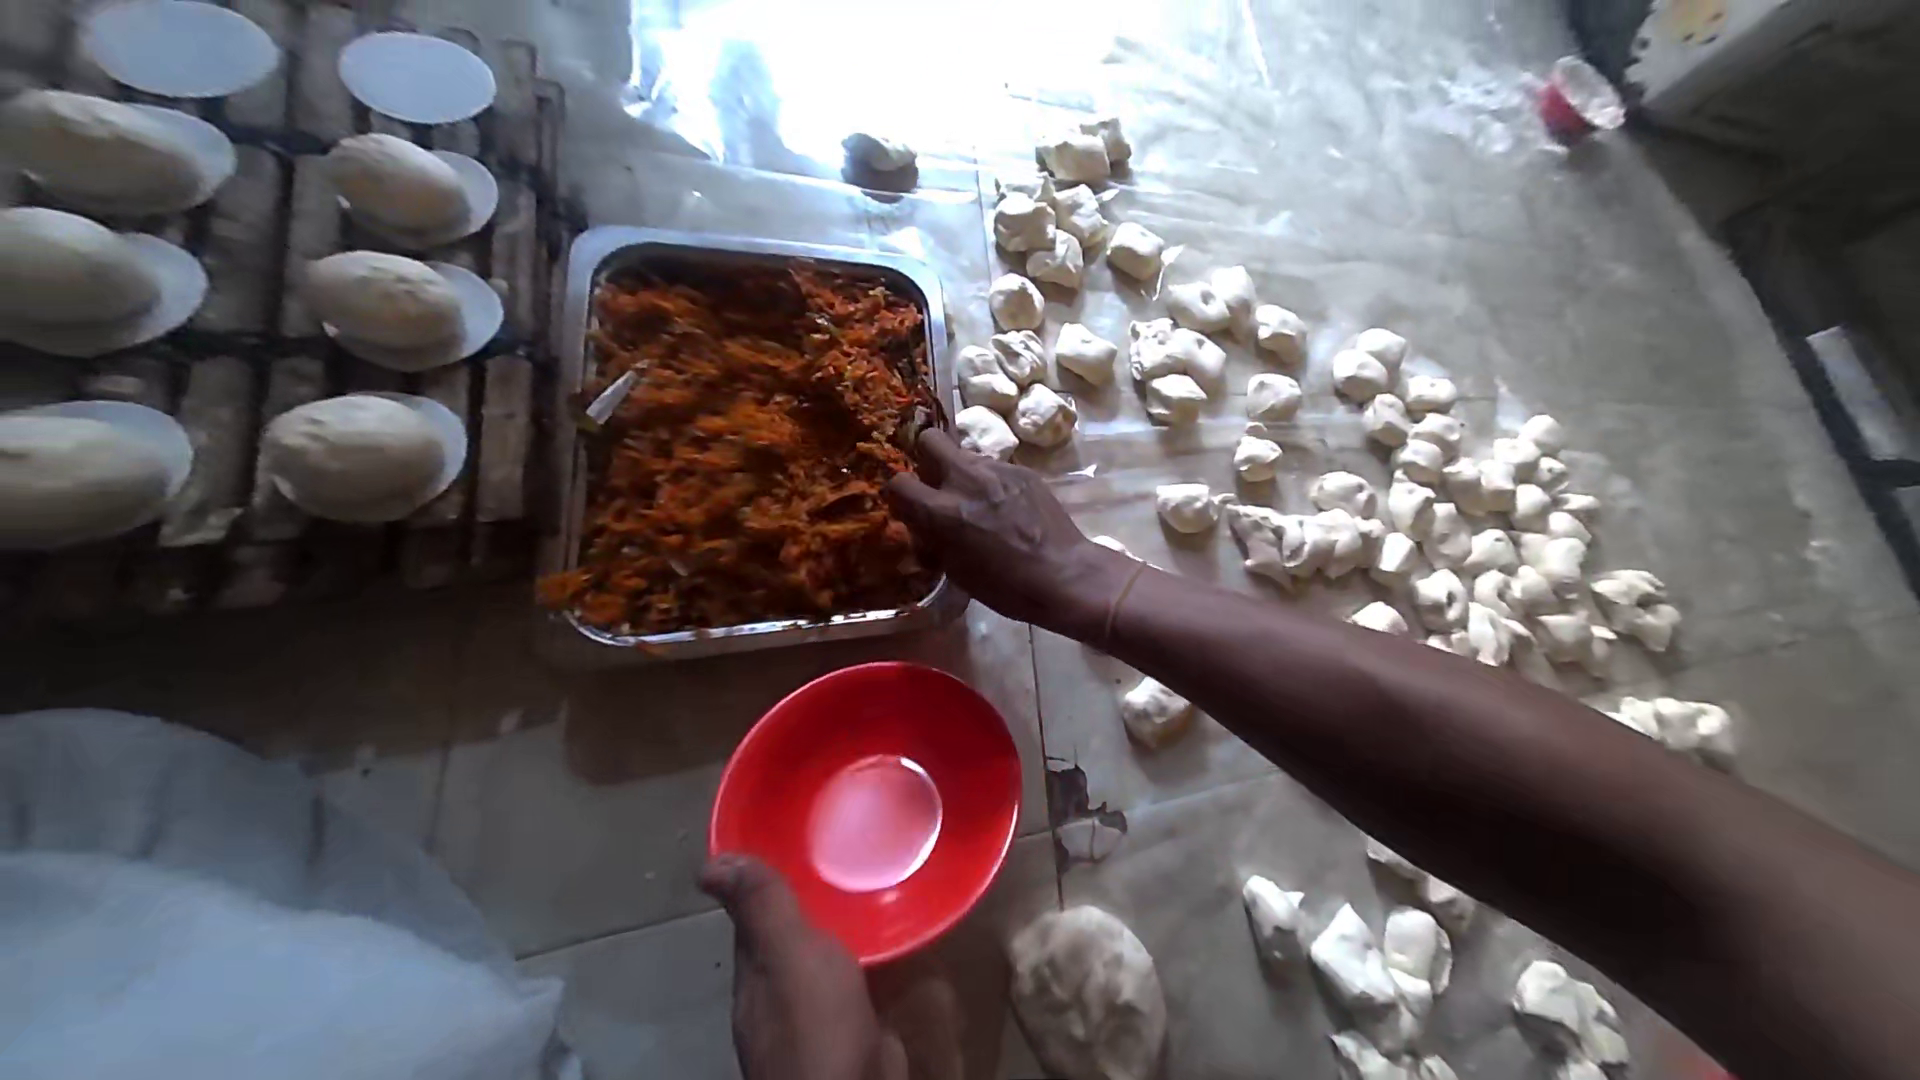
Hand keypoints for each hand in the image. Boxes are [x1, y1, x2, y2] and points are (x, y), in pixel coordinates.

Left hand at [701, 855, 905, 1079]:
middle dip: (809, 892)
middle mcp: (776, 989)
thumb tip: (708, 863)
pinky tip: (889, 935)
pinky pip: (854, 976)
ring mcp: (813, 1012)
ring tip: (872, 875)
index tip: (790, 830)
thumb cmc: (815, 1025)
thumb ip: (761, 909)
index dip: (765, 872)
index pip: (753, 909)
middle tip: (842, 843)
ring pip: (822, 952)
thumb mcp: (786, 955)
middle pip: (788, 929)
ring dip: (840, 921)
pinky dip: (866, 952)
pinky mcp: (850, 1026)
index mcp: (755, 968)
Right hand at [886, 429, 1131, 638]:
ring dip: (962, 472)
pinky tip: (1007, 507)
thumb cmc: (1005, 586)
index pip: (898, 482)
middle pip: (929, 439)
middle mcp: (966, 480)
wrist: (1064, 575)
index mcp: (943, 511)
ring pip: (965, 453)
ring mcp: (997, 470)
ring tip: (979, 501)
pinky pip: (994, 466)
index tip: (909, 507)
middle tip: (937, 483)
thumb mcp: (955, 569)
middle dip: (926, 457)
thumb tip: (924, 524)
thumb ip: (933, 536)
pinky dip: (991, 482)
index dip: (900, 495)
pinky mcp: (1023, 471)